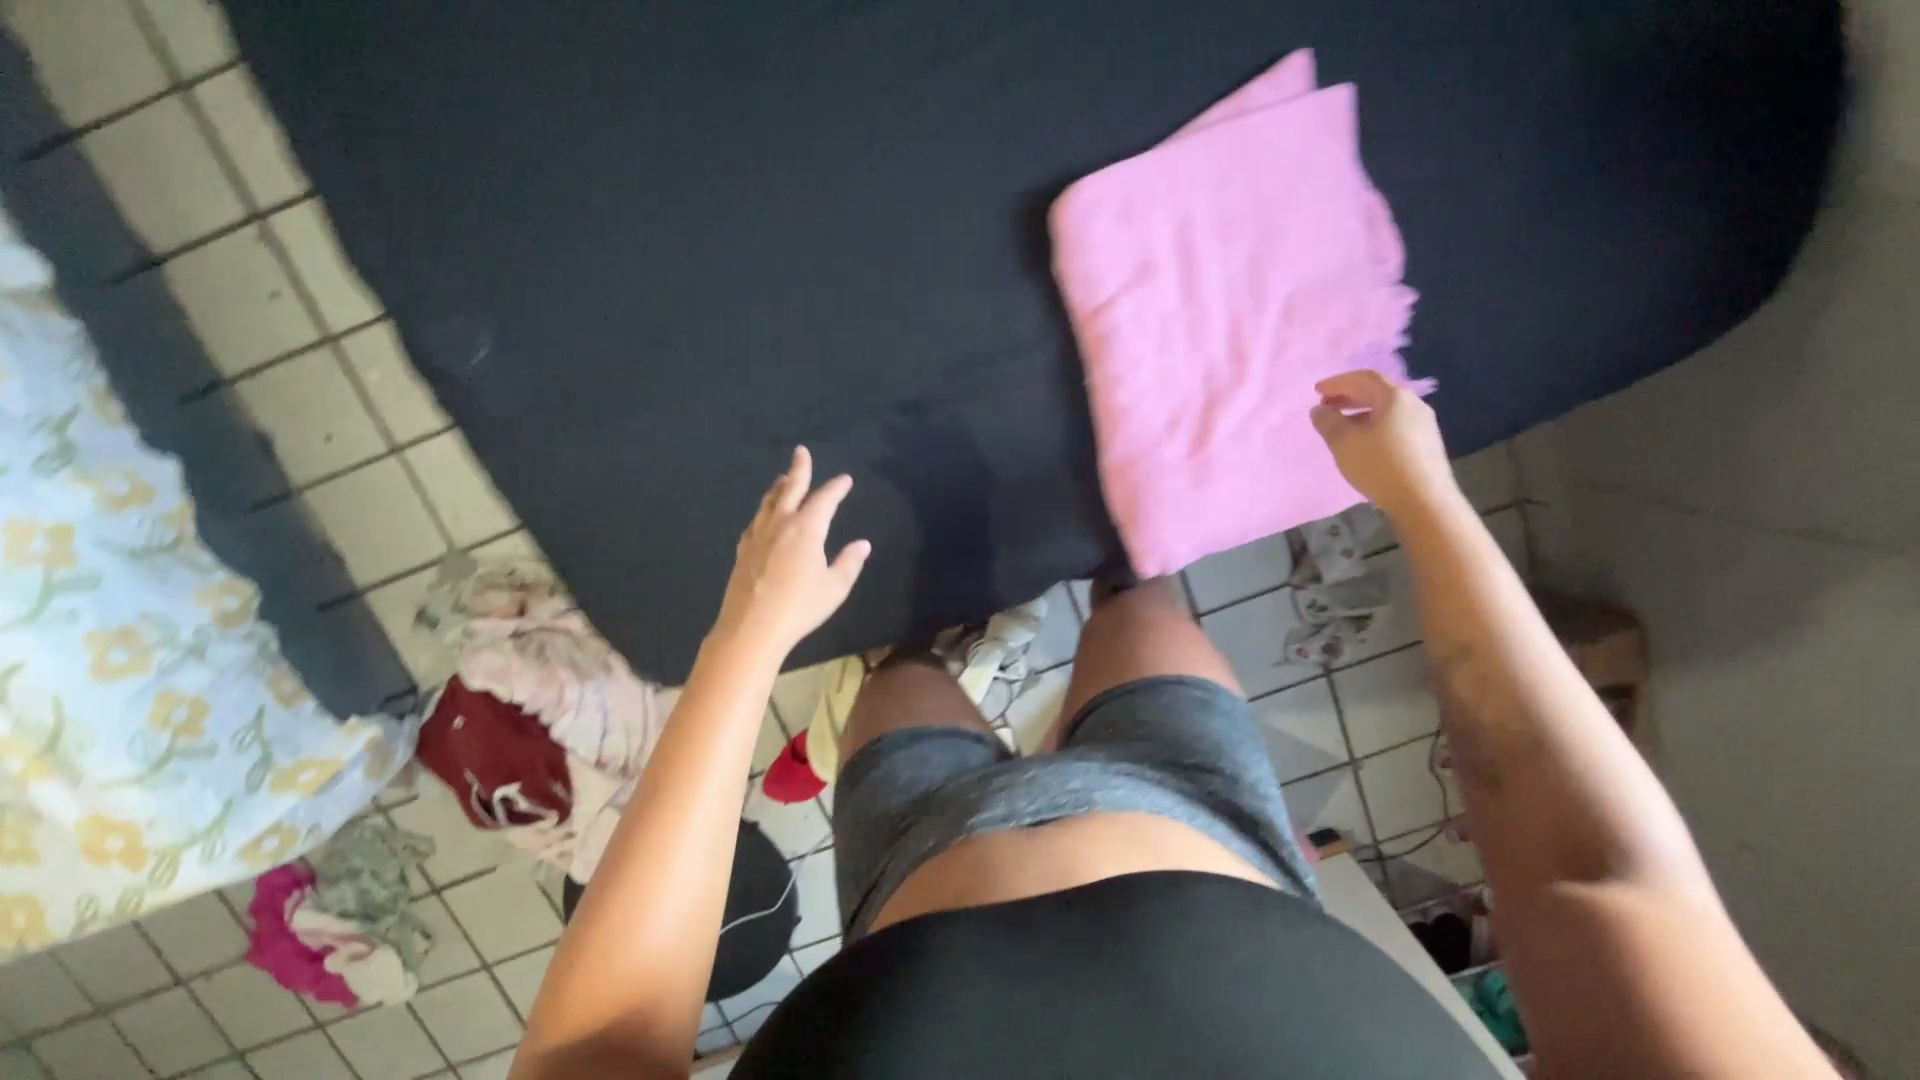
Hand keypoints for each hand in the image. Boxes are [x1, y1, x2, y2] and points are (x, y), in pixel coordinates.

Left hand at [713, 446, 871, 654]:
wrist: (751, 627)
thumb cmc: (800, 607)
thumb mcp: (834, 587)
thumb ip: (849, 563)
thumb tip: (862, 544)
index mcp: (807, 529)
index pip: (824, 500)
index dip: (836, 488)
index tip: (845, 479)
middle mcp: (781, 524)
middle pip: (790, 489)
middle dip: (799, 469)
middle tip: (801, 452)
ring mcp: (758, 536)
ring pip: (769, 502)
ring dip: (779, 488)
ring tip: (783, 479)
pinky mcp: (743, 551)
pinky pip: (756, 521)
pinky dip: (764, 511)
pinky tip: (764, 516)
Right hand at [1310, 370, 1460, 518]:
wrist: (1424, 500)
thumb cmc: (1380, 465)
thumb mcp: (1344, 443)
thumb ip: (1328, 422)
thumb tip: (1319, 409)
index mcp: (1394, 398)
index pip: (1364, 378)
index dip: (1338, 382)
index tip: (1317, 391)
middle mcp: (1413, 404)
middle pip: (1377, 392)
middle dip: (1348, 396)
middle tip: (1326, 406)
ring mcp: (1423, 424)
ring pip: (1386, 410)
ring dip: (1360, 412)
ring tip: (1341, 426)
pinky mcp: (1425, 443)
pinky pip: (1394, 424)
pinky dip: (1373, 425)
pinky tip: (1363, 442)